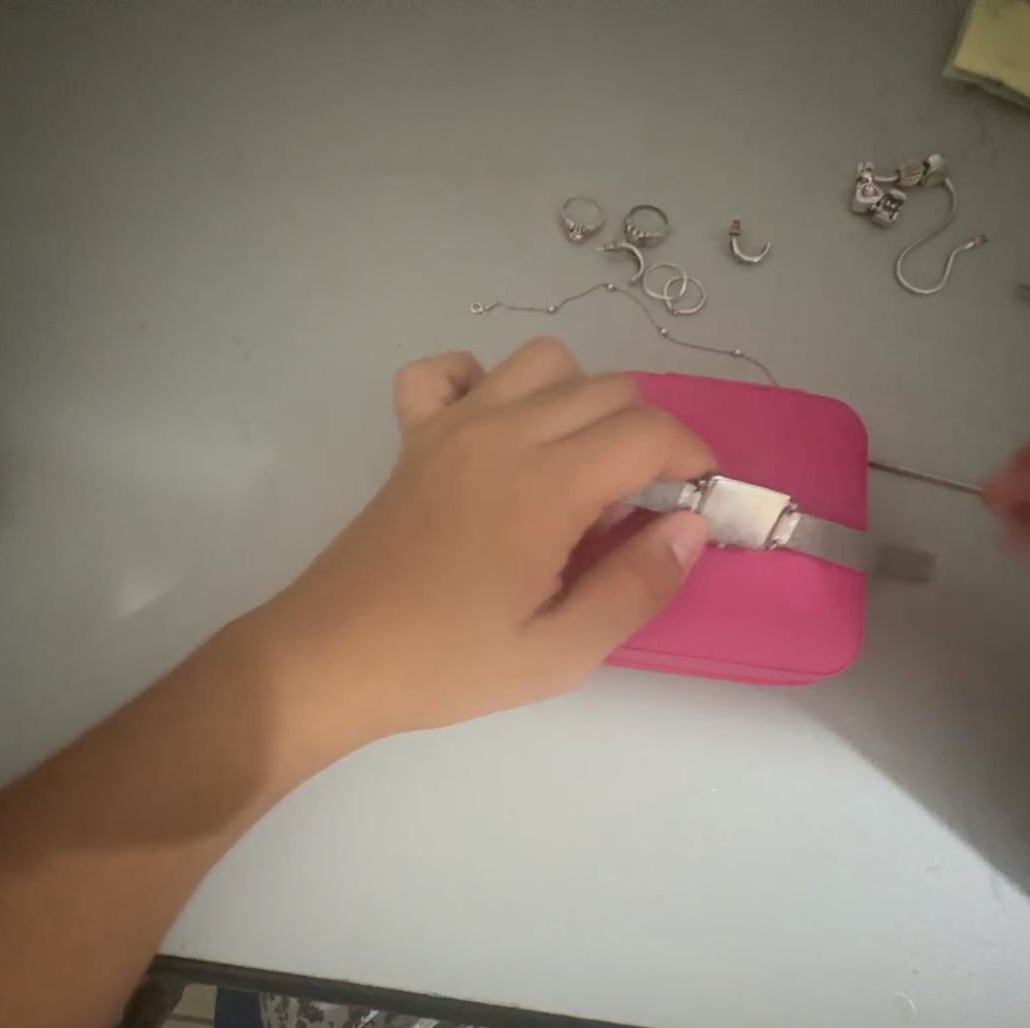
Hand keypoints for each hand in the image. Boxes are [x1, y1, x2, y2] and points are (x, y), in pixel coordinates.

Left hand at [237, 336, 712, 755]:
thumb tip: (690, 527)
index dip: (691, 457)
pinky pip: (449, 370)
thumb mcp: (559, 653)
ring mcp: (450, 425)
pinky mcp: (413, 436)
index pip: (648, 432)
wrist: (332, 657)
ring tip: (577, 464)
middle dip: (646, 434)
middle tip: (639, 503)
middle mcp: (502, 432)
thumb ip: (636, 586)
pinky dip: (483, 381)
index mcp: (545, 485)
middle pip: (608, 388)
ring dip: (580, 399)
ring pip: (543, 361)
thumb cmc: (447, 664)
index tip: (696, 499)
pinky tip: (495, 429)